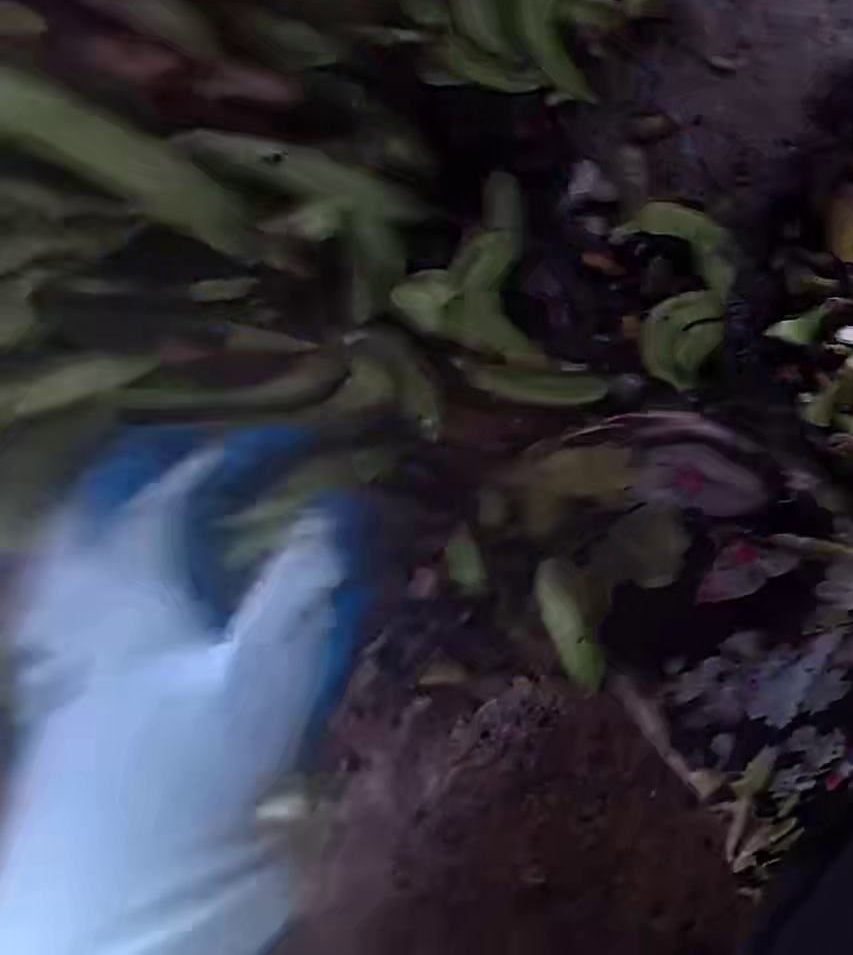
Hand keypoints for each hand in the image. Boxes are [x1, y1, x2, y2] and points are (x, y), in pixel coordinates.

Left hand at [0, 428, 368, 954]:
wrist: (132, 857)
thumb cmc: (215, 751)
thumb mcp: (282, 659)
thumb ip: (314, 572)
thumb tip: (347, 499)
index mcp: (135, 591)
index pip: (180, 490)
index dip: (245, 450)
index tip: (309, 434)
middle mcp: (83, 598)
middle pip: (103, 500)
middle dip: (172, 456)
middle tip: (240, 439)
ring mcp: (65, 632)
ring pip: (78, 534)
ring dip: (137, 493)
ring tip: (196, 476)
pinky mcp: (69, 664)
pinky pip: (78, 573)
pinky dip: (117, 539)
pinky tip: (150, 550)